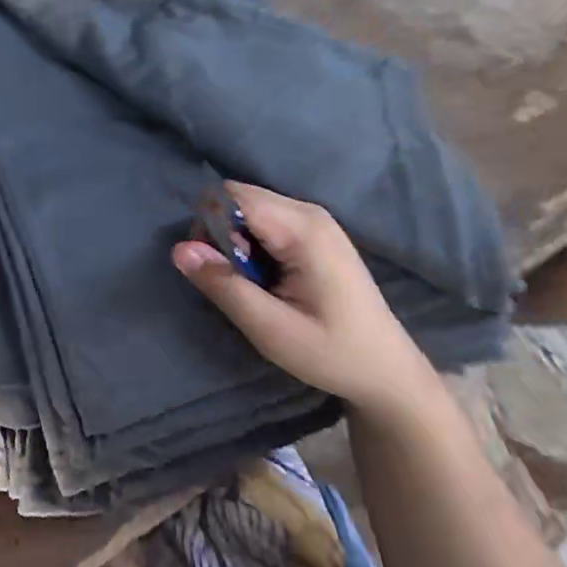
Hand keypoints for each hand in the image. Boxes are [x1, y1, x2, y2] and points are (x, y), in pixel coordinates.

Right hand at [173, 182, 439, 416]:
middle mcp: (309, 212)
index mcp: (303, 230)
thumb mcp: (272, 330)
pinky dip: (251, 240)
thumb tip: (178, 249)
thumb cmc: (332, 353)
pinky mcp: (315, 230)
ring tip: (250, 281)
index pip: (234, 197)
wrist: (387, 370)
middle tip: (231, 278)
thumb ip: (224, 286)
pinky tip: (265, 276)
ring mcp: (315, 219)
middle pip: (240, 196)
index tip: (213, 267)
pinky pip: (266, 217)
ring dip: (235, 237)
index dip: (210, 225)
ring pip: (250, 205)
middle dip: (220, 230)